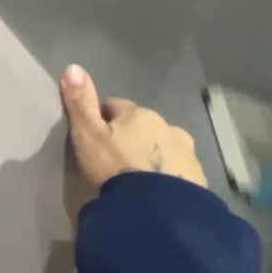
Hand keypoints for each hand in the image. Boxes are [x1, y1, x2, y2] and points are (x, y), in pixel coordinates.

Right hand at [61, 65, 207, 187]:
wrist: (156, 206)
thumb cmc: (114, 164)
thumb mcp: (87, 133)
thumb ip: (80, 102)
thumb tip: (73, 66)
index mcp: (140, 114)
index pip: (114, 106)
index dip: (100, 119)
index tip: (91, 137)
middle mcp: (169, 126)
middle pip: (142, 125)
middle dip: (129, 135)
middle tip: (110, 157)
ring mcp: (187, 151)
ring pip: (161, 145)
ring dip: (148, 153)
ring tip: (132, 175)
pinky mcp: (197, 176)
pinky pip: (175, 167)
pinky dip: (164, 172)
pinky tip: (151, 187)